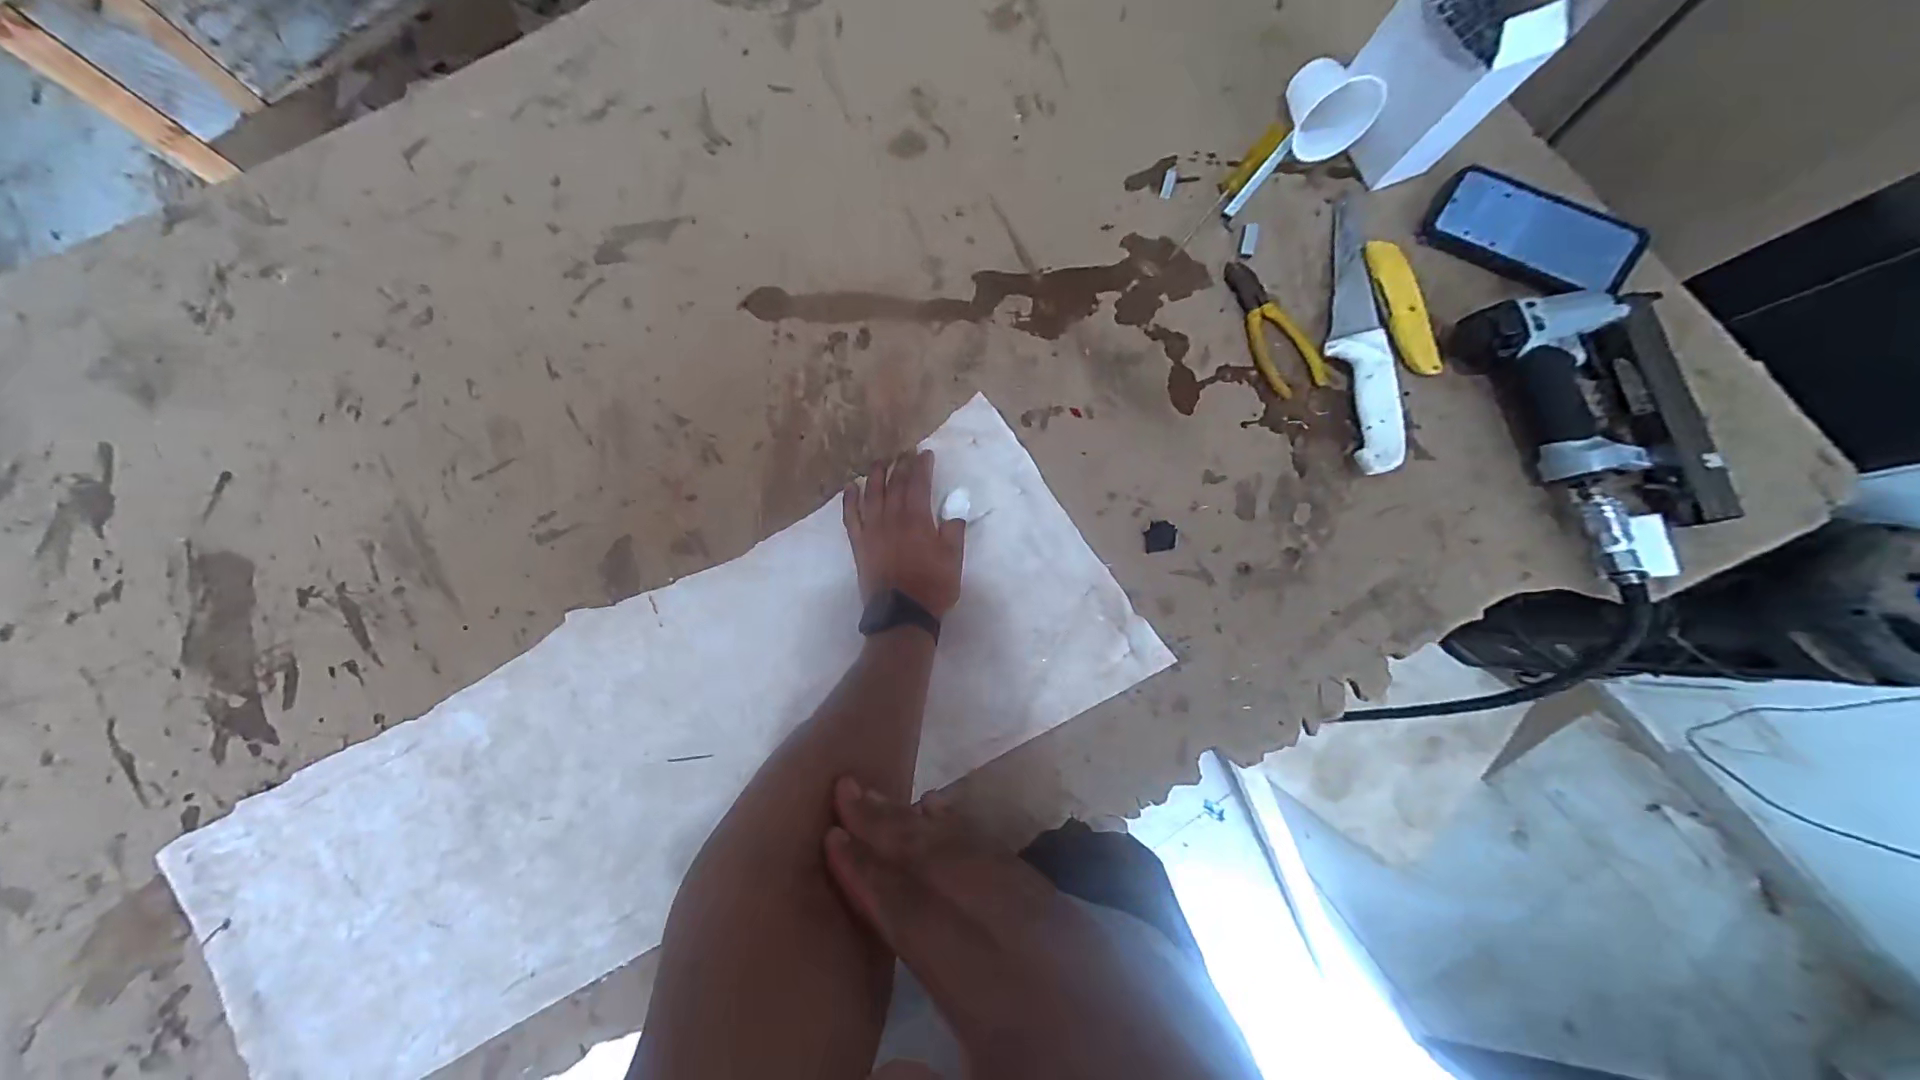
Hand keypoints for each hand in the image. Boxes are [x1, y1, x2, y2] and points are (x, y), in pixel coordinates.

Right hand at [823, 779, 1240, 1079]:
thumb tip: (876, 1064)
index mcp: (1000, 993)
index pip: (915, 916)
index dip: (867, 875)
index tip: (830, 836)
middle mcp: (1038, 939)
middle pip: (948, 866)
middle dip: (892, 826)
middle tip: (850, 789)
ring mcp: (1081, 921)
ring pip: (991, 858)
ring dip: (940, 829)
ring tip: (902, 804)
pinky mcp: (1114, 922)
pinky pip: (1032, 873)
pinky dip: (989, 849)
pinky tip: (973, 844)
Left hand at [844, 450, 965, 617]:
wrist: (902, 613)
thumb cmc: (933, 587)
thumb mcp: (953, 558)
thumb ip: (953, 528)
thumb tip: (955, 503)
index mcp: (917, 519)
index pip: (918, 483)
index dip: (922, 466)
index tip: (925, 454)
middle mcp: (892, 518)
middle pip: (895, 485)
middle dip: (901, 466)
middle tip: (905, 453)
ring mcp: (872, 530)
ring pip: (872, 494)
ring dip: (876, 475)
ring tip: (880, 462)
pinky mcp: (859, 543)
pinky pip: (851, 515)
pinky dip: (850, 499)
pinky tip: (852, 486)